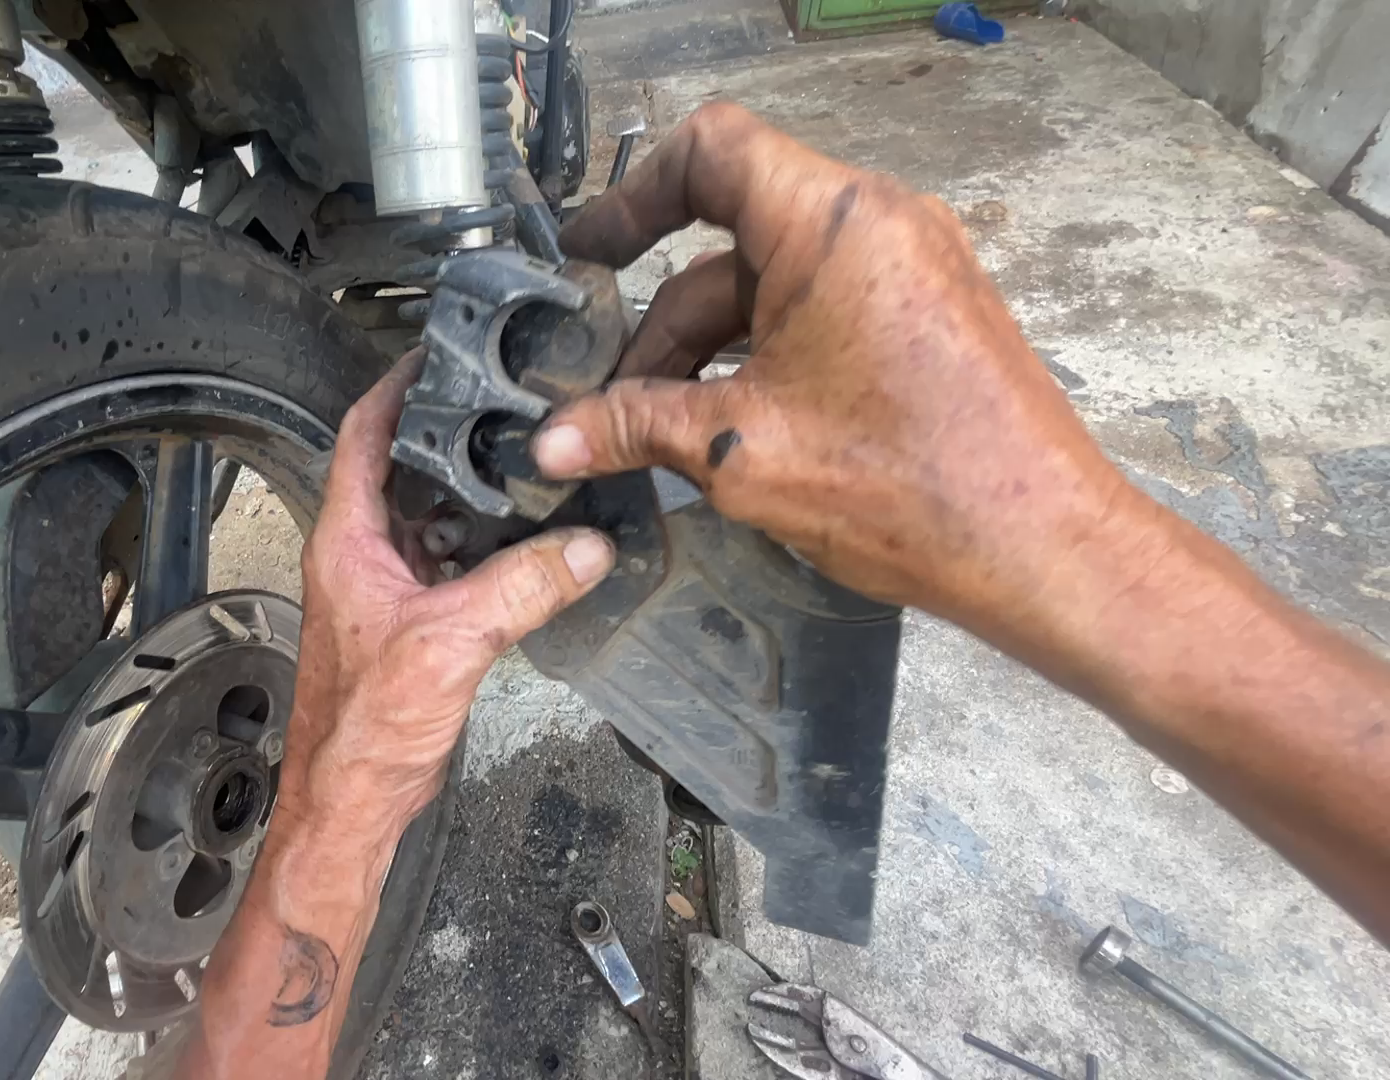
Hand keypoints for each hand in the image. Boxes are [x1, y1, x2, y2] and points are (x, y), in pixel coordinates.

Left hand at [281, 350, 615, 832]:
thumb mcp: (450, 642)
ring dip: (467, 495)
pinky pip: (447, 562)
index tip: (434, 356)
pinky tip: (521, 541)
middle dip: (446, 437)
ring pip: (428, 517)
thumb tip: (588, 548)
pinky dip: (478, 545)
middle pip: (399, 469)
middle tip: (502, 406)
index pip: (361, 436)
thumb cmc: (366, 725)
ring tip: (522, 463)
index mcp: (347, 540)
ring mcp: (385, 586)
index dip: (393, 389)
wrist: (353, 796)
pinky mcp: (410, 618)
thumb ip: (520, 589)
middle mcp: (361, 554)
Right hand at [536, 102, 1139, 633]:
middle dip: (654, 333)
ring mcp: (893, 274)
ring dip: (692, 360)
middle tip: (605, 407)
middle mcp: (869, 228)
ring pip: (755, 296)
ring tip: (651, 433)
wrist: (1037, 549)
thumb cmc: (895, 484)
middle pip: (720, 253)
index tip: (586, 257)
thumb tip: (546, 444)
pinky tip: (711, 428)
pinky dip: (742, 364)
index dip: (632, 196)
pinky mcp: (904, 321)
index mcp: (831, 227)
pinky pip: (797, 321)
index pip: (712, 152)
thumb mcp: (738, 450)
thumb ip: (633, 428)